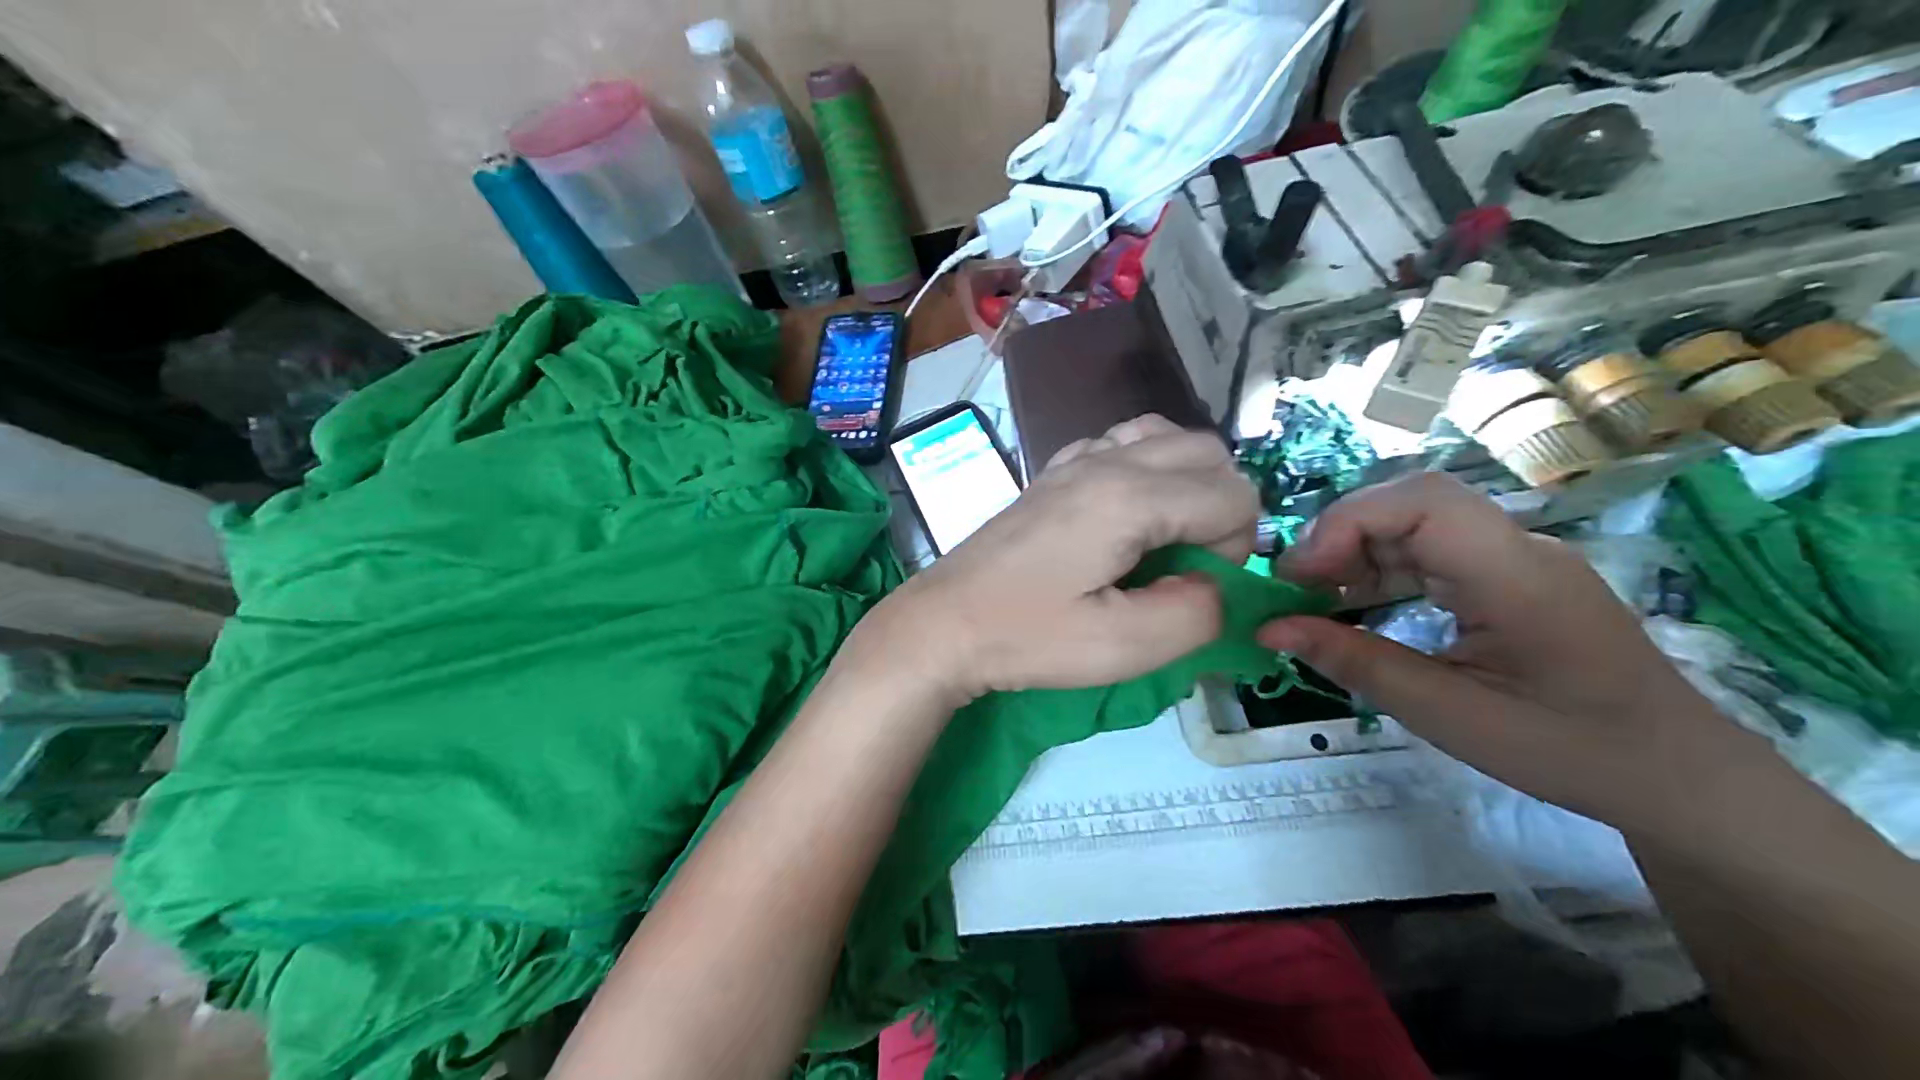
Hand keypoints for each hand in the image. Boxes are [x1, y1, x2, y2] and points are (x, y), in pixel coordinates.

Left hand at [868, 414, 1258, 703]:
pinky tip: (1122, 514)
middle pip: (1210, 454)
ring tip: (1162, 536)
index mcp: (1130, 497)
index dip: (1236, 547)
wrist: (943, 622)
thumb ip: (1196, 613)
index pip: (1234, 495)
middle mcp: (1108, 461)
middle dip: (1220, 508)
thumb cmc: (1027, 637)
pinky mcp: (1054, 472)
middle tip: (1184, 564)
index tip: (1192, 587)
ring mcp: (1076, 459)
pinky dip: (1146, 469)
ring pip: (1169, 437)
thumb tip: (1215, 582)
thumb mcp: (1123, 647)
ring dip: (1187, 483)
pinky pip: (1122, 443)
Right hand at [1259, 473, 1749, 833]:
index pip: (1422, 501)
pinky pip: (1429, 552)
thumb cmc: (1568, 749)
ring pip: (1412, 524)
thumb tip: (1269, 629)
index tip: (1298, 576)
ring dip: (1353, 555)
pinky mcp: (1506, 576)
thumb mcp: (1447, 715)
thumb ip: (1355, 662)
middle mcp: (1517, 549)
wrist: (1677, 773)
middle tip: (1291, 591)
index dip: (1346, 523)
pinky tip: (1354, 606)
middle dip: (1338, 539)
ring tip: (1311, 602)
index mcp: (1517, 576)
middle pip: (1408, 505)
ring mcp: (1514, 558)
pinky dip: (1379, 572)